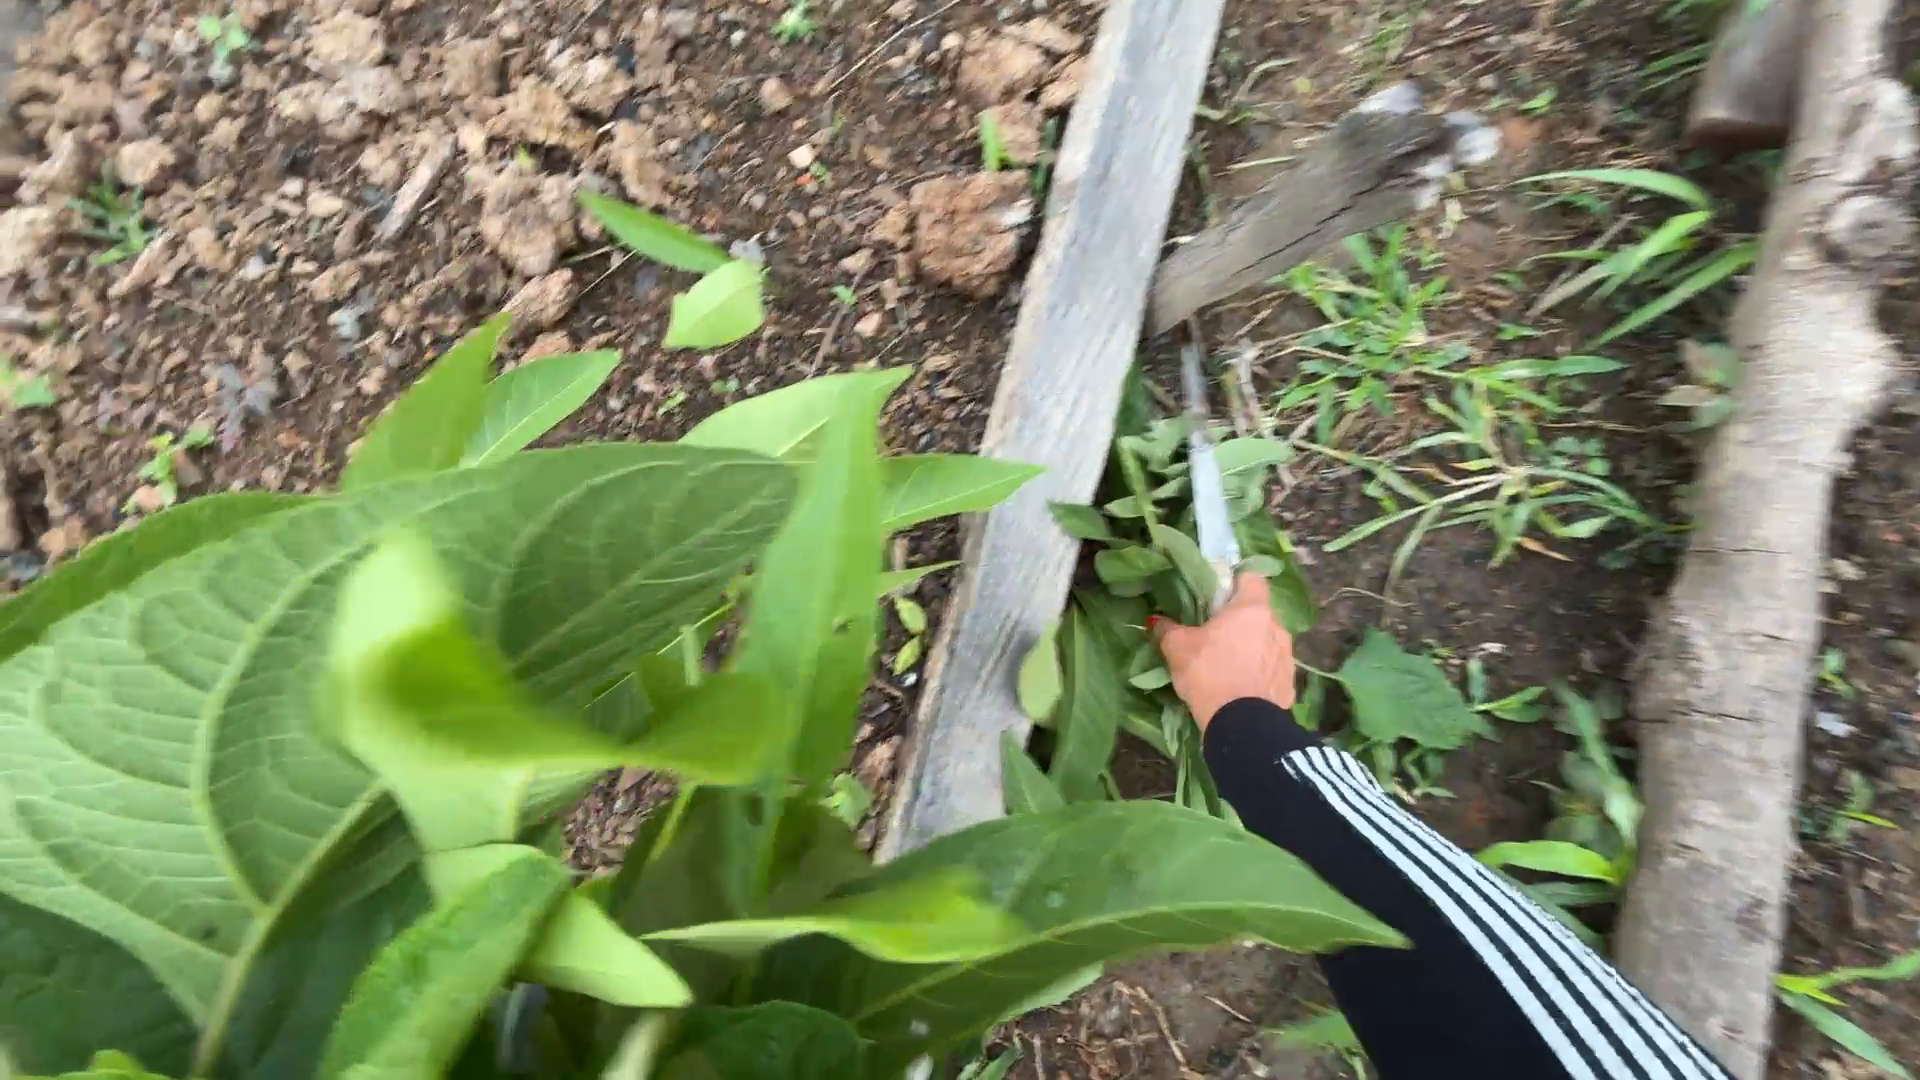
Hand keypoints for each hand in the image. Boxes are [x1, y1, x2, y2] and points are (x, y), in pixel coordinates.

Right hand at [1150, 572, 1295, 729]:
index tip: (1216, 595)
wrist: (1241, 724)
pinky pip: (1270, 668)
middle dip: (1238, 620)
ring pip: (1266, 640)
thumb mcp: (1177, 647)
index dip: (1234, 581)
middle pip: (1258, 612)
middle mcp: (1276, 626)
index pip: (1252, 577)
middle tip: (1213, 633)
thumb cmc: (1209, 673)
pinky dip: (1257, 672)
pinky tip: (1238, 686)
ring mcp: (1287, 656)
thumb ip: (1167, 628)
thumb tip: (1158, 620)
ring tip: (1226, 664)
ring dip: (1249, 646)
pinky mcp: (1289, 683)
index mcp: (1251, 609)